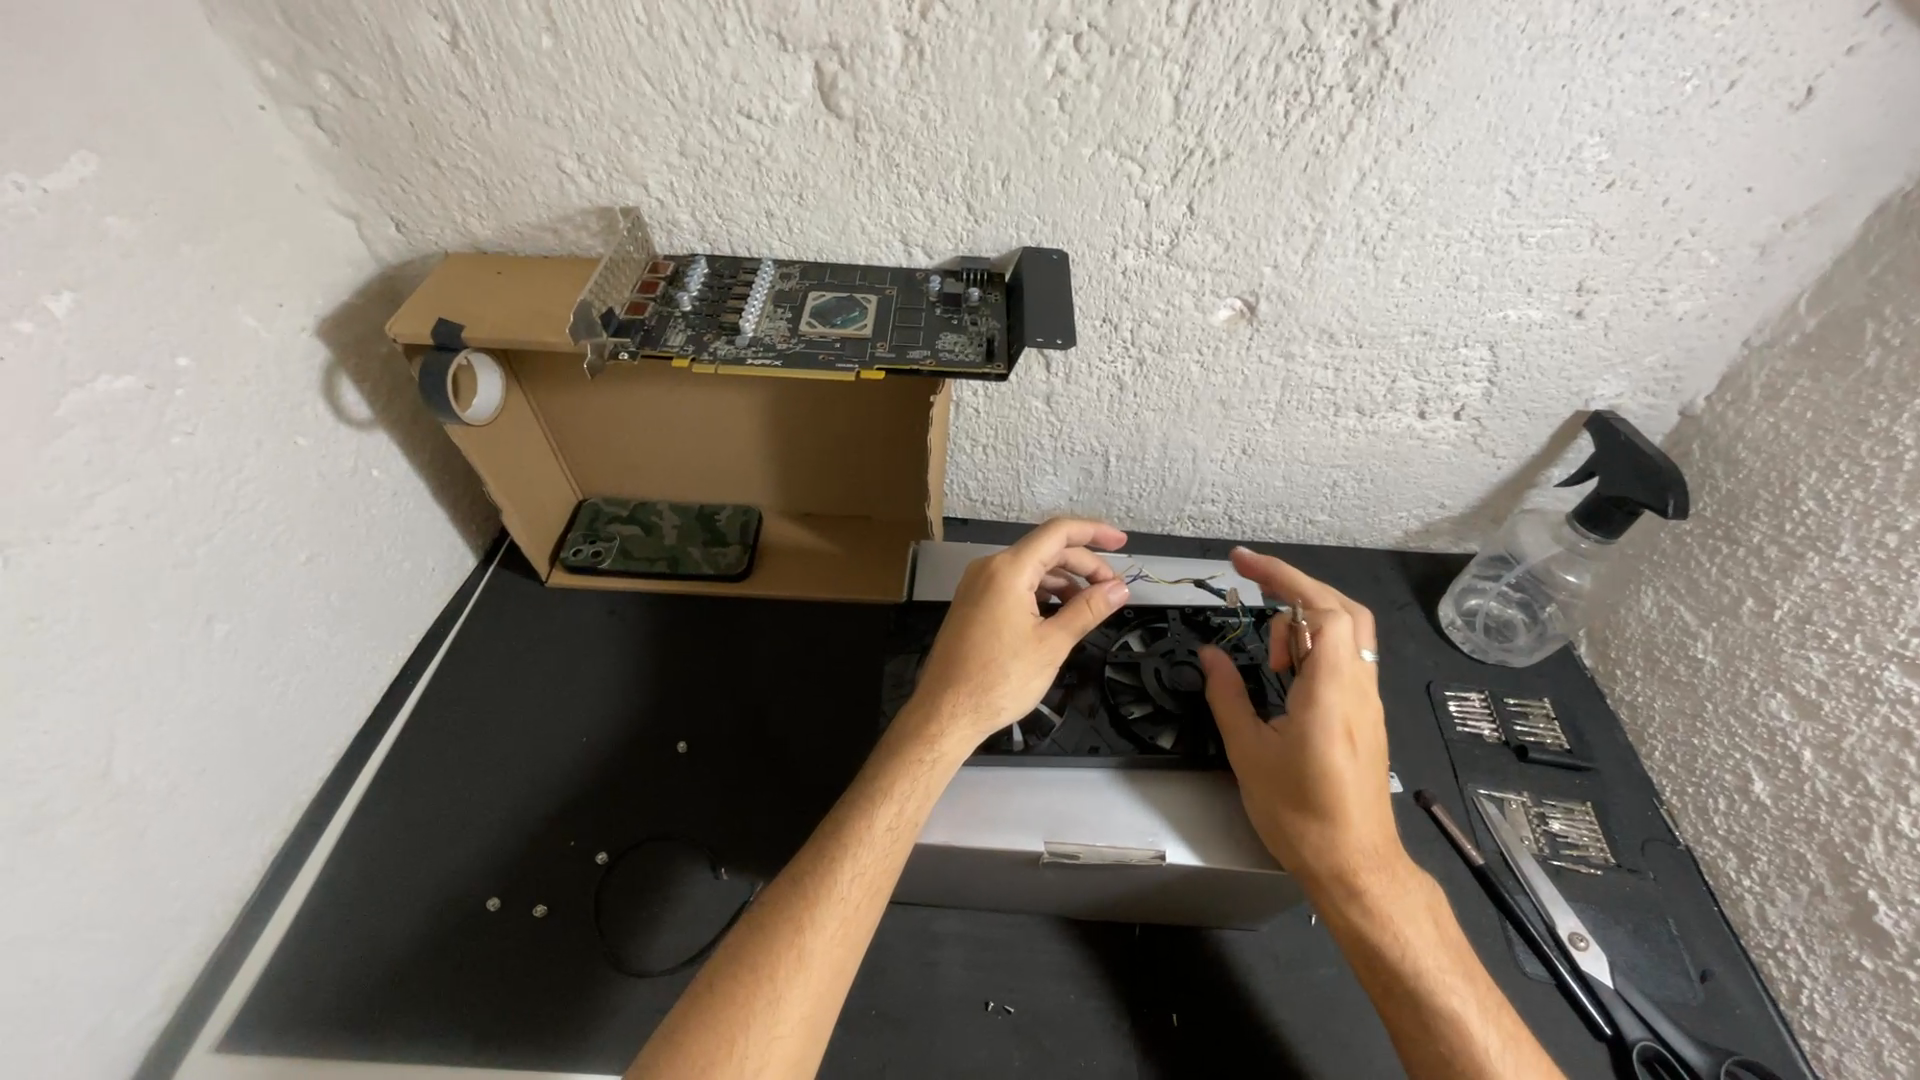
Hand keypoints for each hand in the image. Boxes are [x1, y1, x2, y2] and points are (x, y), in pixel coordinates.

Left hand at [902, 518, 1130, 751]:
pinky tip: (1061, 614)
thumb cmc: (998, 680)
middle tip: (1113, 590)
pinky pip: (1014, 585)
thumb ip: (1088, 610)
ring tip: (1091, 606)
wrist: (946, 712)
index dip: (1094, 532)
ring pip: (1030, 569)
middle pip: (1046, 550)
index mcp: (1008, 570)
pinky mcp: (973, 603)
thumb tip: (1120, 589)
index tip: (1121, 543)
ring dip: (1064, 581)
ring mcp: (977, 585)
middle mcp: (989, 568)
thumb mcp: (1052, 644)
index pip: (1058, 533)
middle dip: (1084, 565)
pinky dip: (1042, 593)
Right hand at [1198, 547, 1407, 898]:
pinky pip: (1346, 660)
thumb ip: (1228, 694)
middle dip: (1295, 587)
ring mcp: (1368, 702)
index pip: (1320, 609)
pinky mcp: (1366, 717)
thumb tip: (1210, 655)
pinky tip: (1284, 672)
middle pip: (1342, 610)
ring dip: (1303, 622)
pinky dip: (1313, 647)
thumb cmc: (1299, 813)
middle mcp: (1359, 687)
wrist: (1353, 864)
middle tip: (1251, 584)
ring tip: (1264, 651)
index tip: (1243, 563)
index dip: (1283, 576)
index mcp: (1331, 690)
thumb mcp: (1248, 751)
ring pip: (1348, 635)